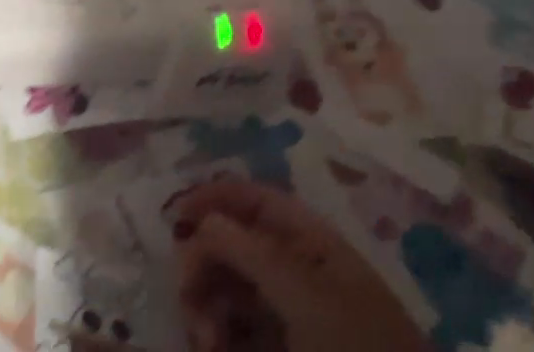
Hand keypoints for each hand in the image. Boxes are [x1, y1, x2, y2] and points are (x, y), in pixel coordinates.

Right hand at [173, 181, 425, 351]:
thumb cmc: (358, 350)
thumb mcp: (307, 298)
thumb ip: (251, 251)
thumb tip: (203, 220)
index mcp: (311, 244)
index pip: (254, 199)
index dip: (213, 197)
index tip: (175, 217)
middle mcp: (292, 268)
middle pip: (226, 241)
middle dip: (200, 264)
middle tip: (188, 294)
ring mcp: (281, 310)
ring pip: (219, 284)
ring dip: (201, 304)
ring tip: (206, 340)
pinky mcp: (270, 344)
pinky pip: (226, 322)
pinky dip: (211, 330)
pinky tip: (210, 345)